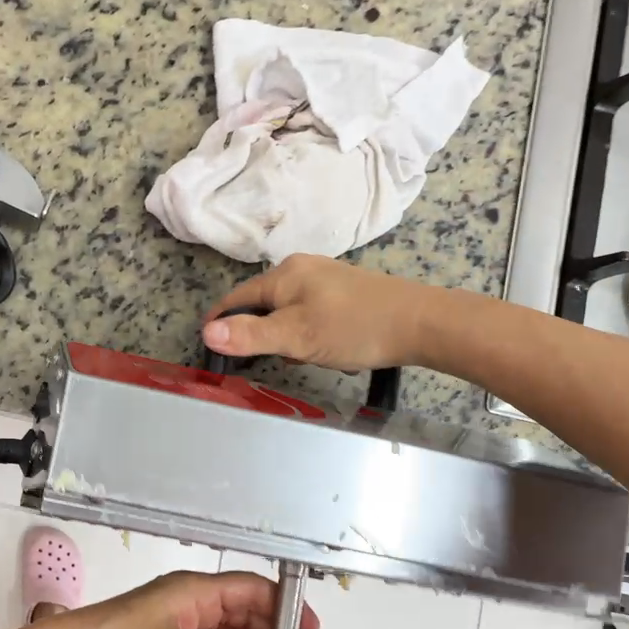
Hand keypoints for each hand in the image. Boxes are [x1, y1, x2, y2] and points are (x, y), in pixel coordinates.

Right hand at [201, 254, 443, 372]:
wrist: (421, 324)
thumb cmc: (354, 328)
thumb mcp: (296, 337)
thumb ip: (250, 335)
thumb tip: (206, 332)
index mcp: (283, 274)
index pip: (236, 299)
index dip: (221, 325)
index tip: (213, 354)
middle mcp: (300, 268)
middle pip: (260, 305)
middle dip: (261, 335)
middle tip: (276, 360)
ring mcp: (323, 279)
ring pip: (285, 312)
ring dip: (287, 338)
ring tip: (308, 357)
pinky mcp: (342, 292)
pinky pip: (307, 314)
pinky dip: (307, 334)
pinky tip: (326, 349)